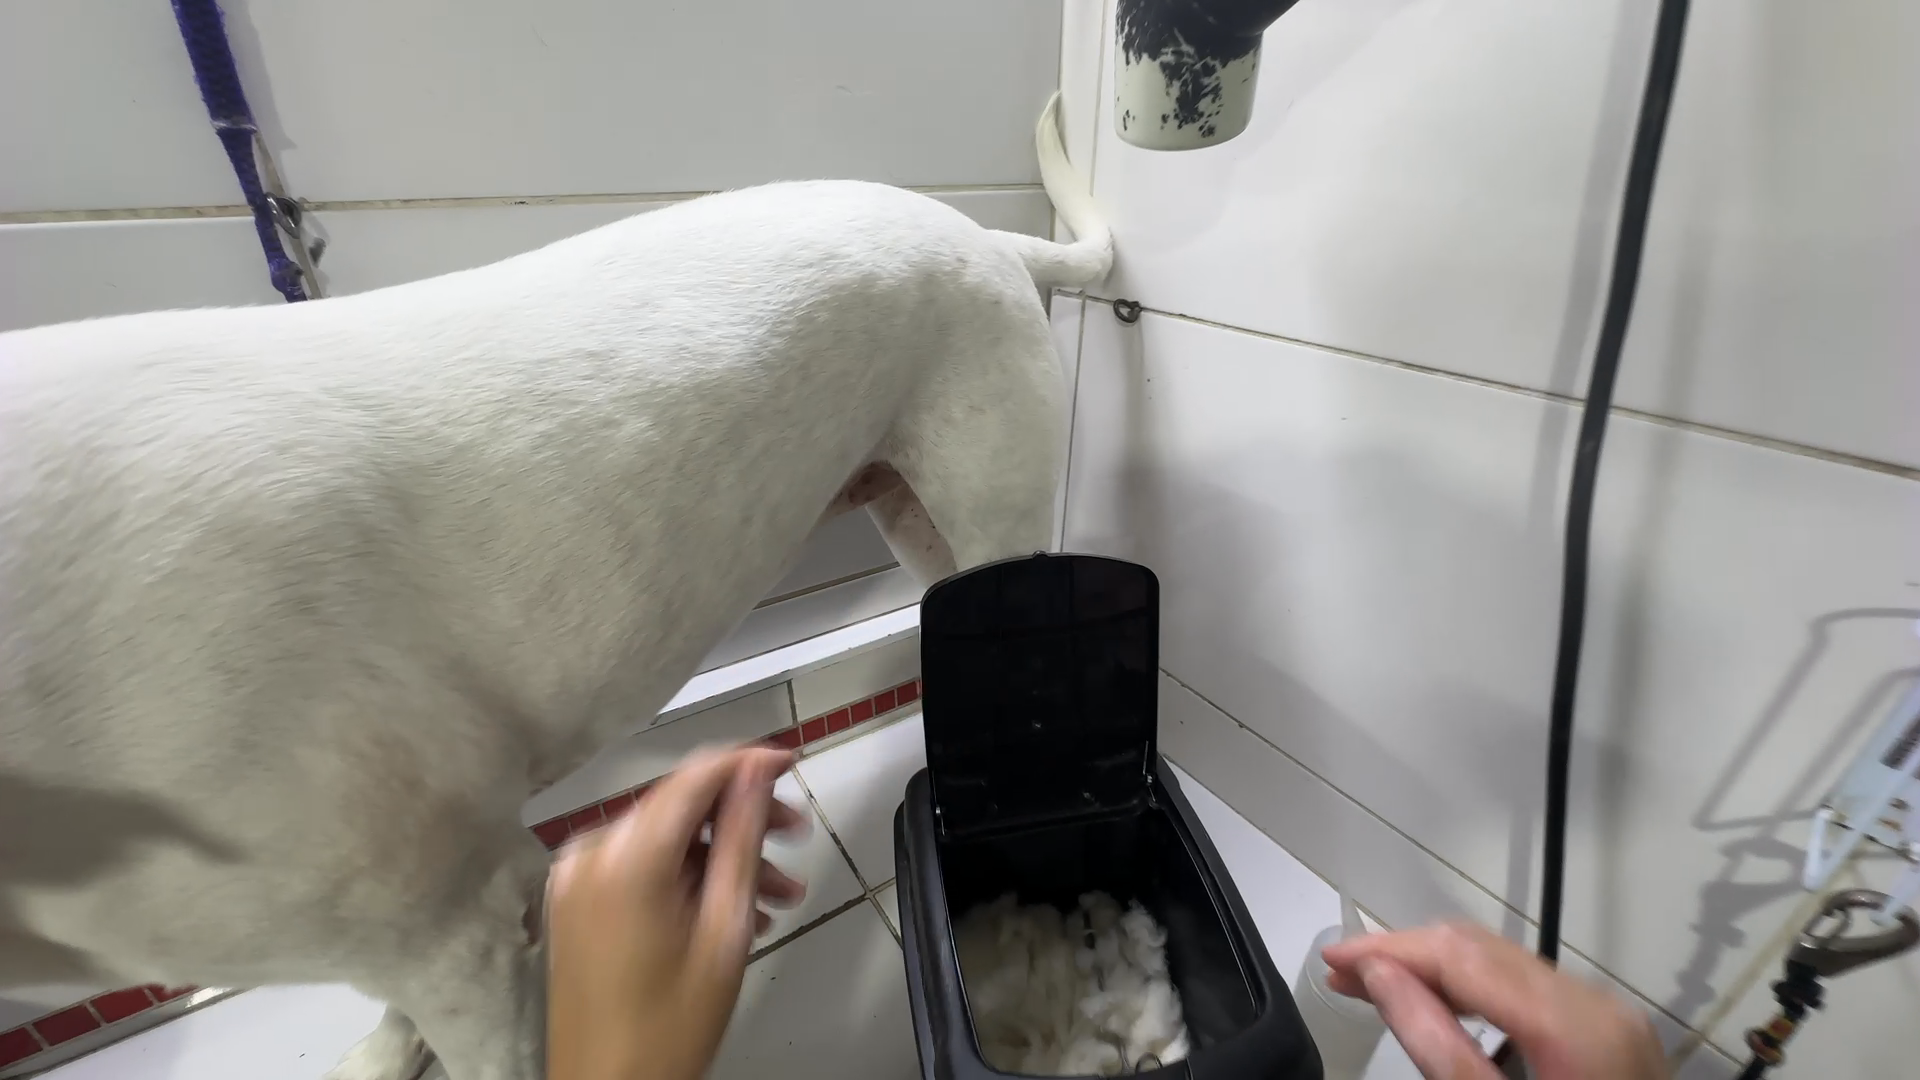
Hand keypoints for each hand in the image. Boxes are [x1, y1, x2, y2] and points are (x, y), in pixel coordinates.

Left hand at [546, 746, 809, 1079]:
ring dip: (726, 856)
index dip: (749, 761)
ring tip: (779, 893)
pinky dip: (691, 876)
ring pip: (671, 837)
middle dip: (745, 818)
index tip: (791, 762)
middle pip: (684, 805)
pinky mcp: (579, 899)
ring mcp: (580, 876)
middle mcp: (593, 852)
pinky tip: (735, 909)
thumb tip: (757, 771)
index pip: (697, 776)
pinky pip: (647, 864)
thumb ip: (742, 837)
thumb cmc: (671, 1024)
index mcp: (628, 856)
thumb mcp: (724, 926)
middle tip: (795, 836)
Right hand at [1321, 922, 1668, 1079]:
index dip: (1385, 949)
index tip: (1330, 960)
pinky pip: (1514, 982)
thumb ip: (1434, 1041)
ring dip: (1425, 965)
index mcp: (1575, 1021)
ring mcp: (1603, 1011)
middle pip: (1472, 948)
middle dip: (1400, 953)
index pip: (1456, 954)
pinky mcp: (1602, 1027)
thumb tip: (1374, 972)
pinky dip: (1463, 983)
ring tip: (1372, 983)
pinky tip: (1431, 999)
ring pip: (1489, 959)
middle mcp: (1594, 1000)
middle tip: (1342, 974)